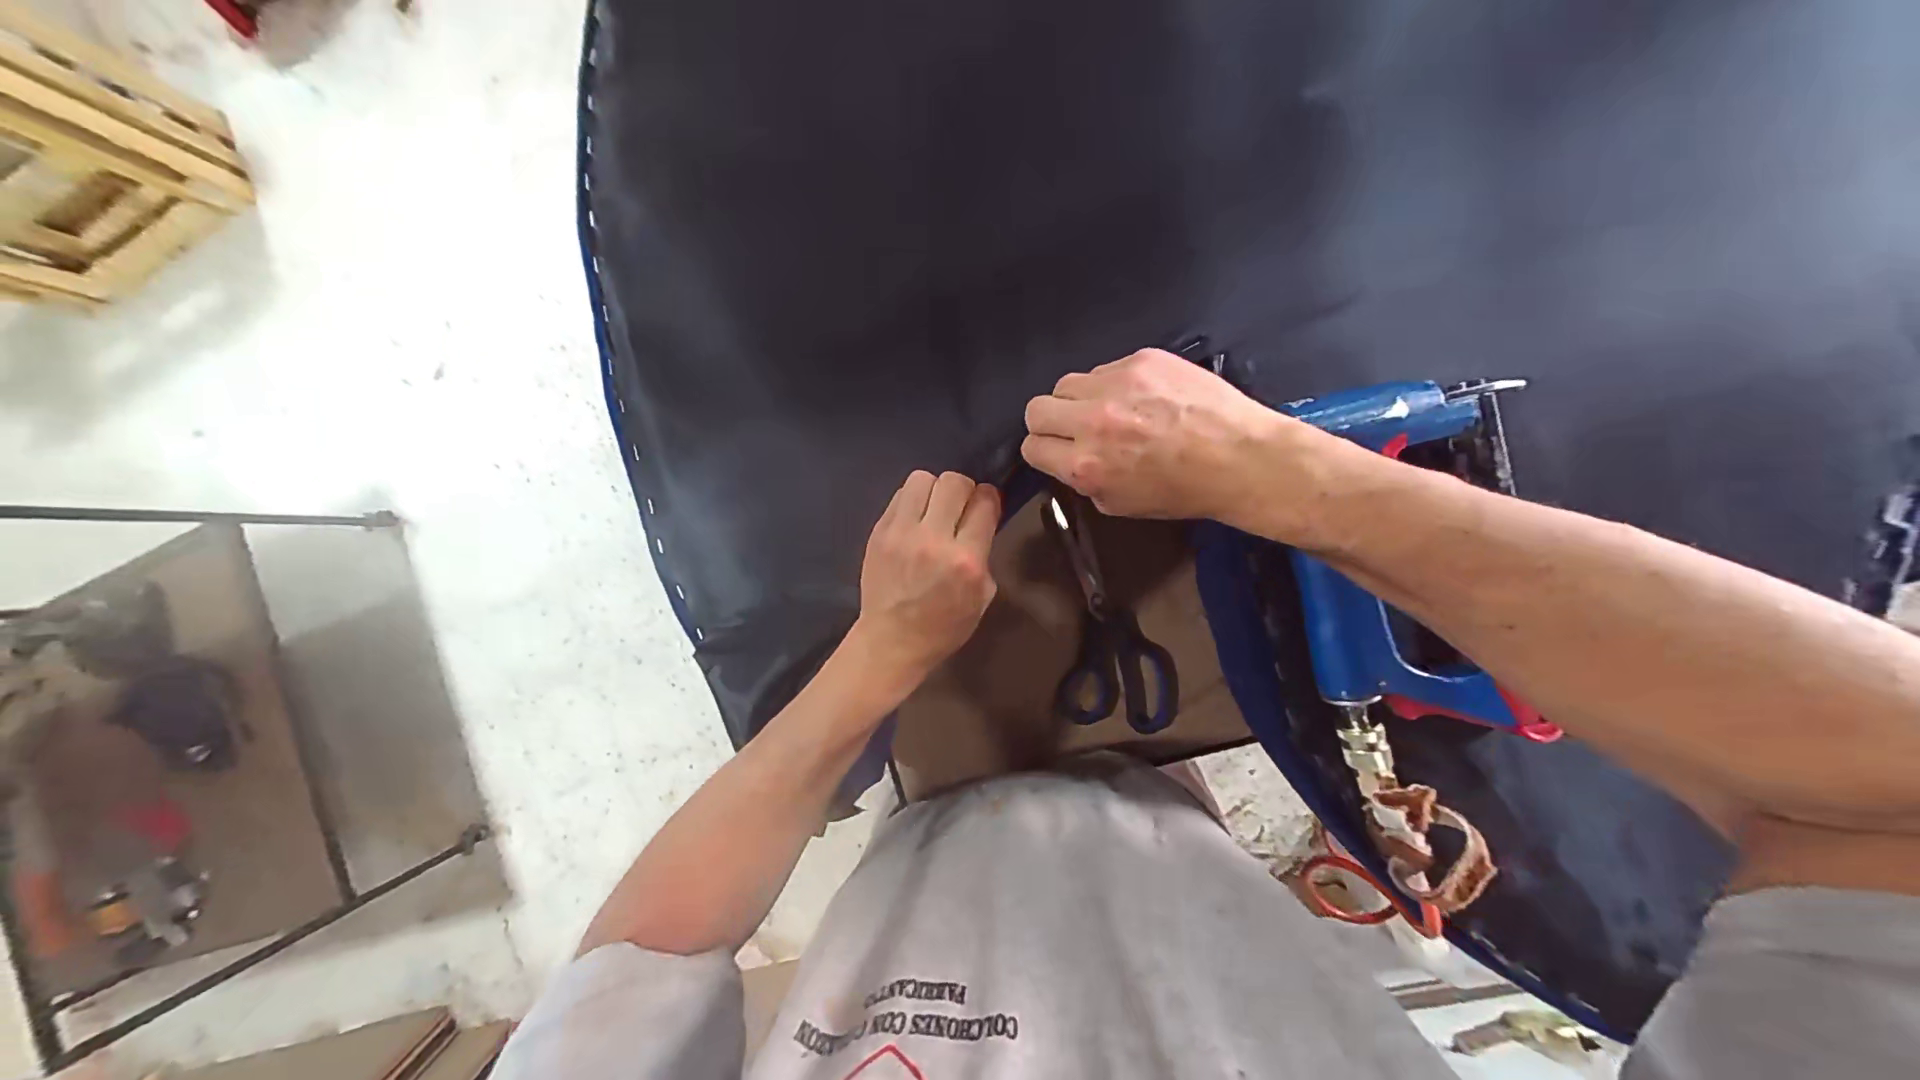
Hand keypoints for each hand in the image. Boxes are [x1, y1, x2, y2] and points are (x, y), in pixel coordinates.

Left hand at [849, 470, 999, 689]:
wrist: (891, 640)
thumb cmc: (943, 626)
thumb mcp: (982, 596)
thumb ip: (984, 554)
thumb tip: (982, 521)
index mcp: (965, 561)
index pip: (984, 502)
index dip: (990, 498)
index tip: (987, 505)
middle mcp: (933, 540)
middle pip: (954, 481)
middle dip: (965, 488)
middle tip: (961, 506)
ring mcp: (901, 533)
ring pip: (923, 478)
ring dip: (935, 489)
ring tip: (935, 508)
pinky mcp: (879, 531)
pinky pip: (900, 495)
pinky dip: (913, 500)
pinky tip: (915, 519)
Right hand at [1021, 348, 1357, 542]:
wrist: (1240, 458)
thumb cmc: (1184, 490)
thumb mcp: (1120, 504)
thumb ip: (1083, 481)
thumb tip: (1069, 460)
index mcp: (1085, 465)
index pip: (1031, 446)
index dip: (1043, 450)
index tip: (1057, 450)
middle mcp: (1092, 421)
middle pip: (1037, 408)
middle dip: (1050, 421)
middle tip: (1075, 428)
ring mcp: (1116, 384)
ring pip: (1068, 383)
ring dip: (1080, 398)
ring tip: (1111, 409)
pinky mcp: (1141, 359)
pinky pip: (1106, 367)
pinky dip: (1115, 382)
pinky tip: (1143, 397)